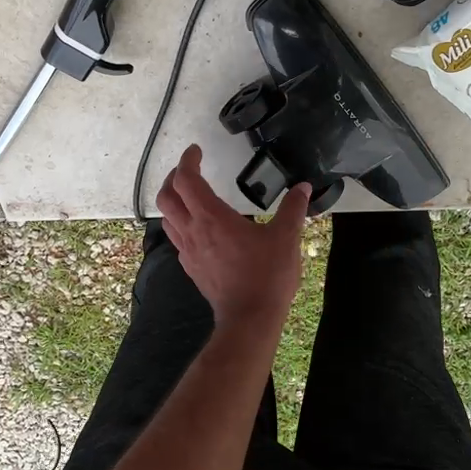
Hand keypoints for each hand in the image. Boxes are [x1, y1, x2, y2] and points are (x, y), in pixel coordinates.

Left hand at [156, 144, 310, 328]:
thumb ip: (293, 209)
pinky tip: (199, 228)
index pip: (186, 180)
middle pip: (166, 197)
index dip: (187, 161)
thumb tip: (303, 187)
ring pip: (168, 219)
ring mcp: (189, 252)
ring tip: (190, 195)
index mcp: (212, 217)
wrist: (249, 318)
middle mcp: (193, 231)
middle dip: (173, 178)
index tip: (197, 151)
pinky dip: (181, 225)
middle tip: (189, 170)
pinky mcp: (192, 269)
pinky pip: (177, 239)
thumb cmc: (267, 276)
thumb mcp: (286, 238)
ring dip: (173, 201)